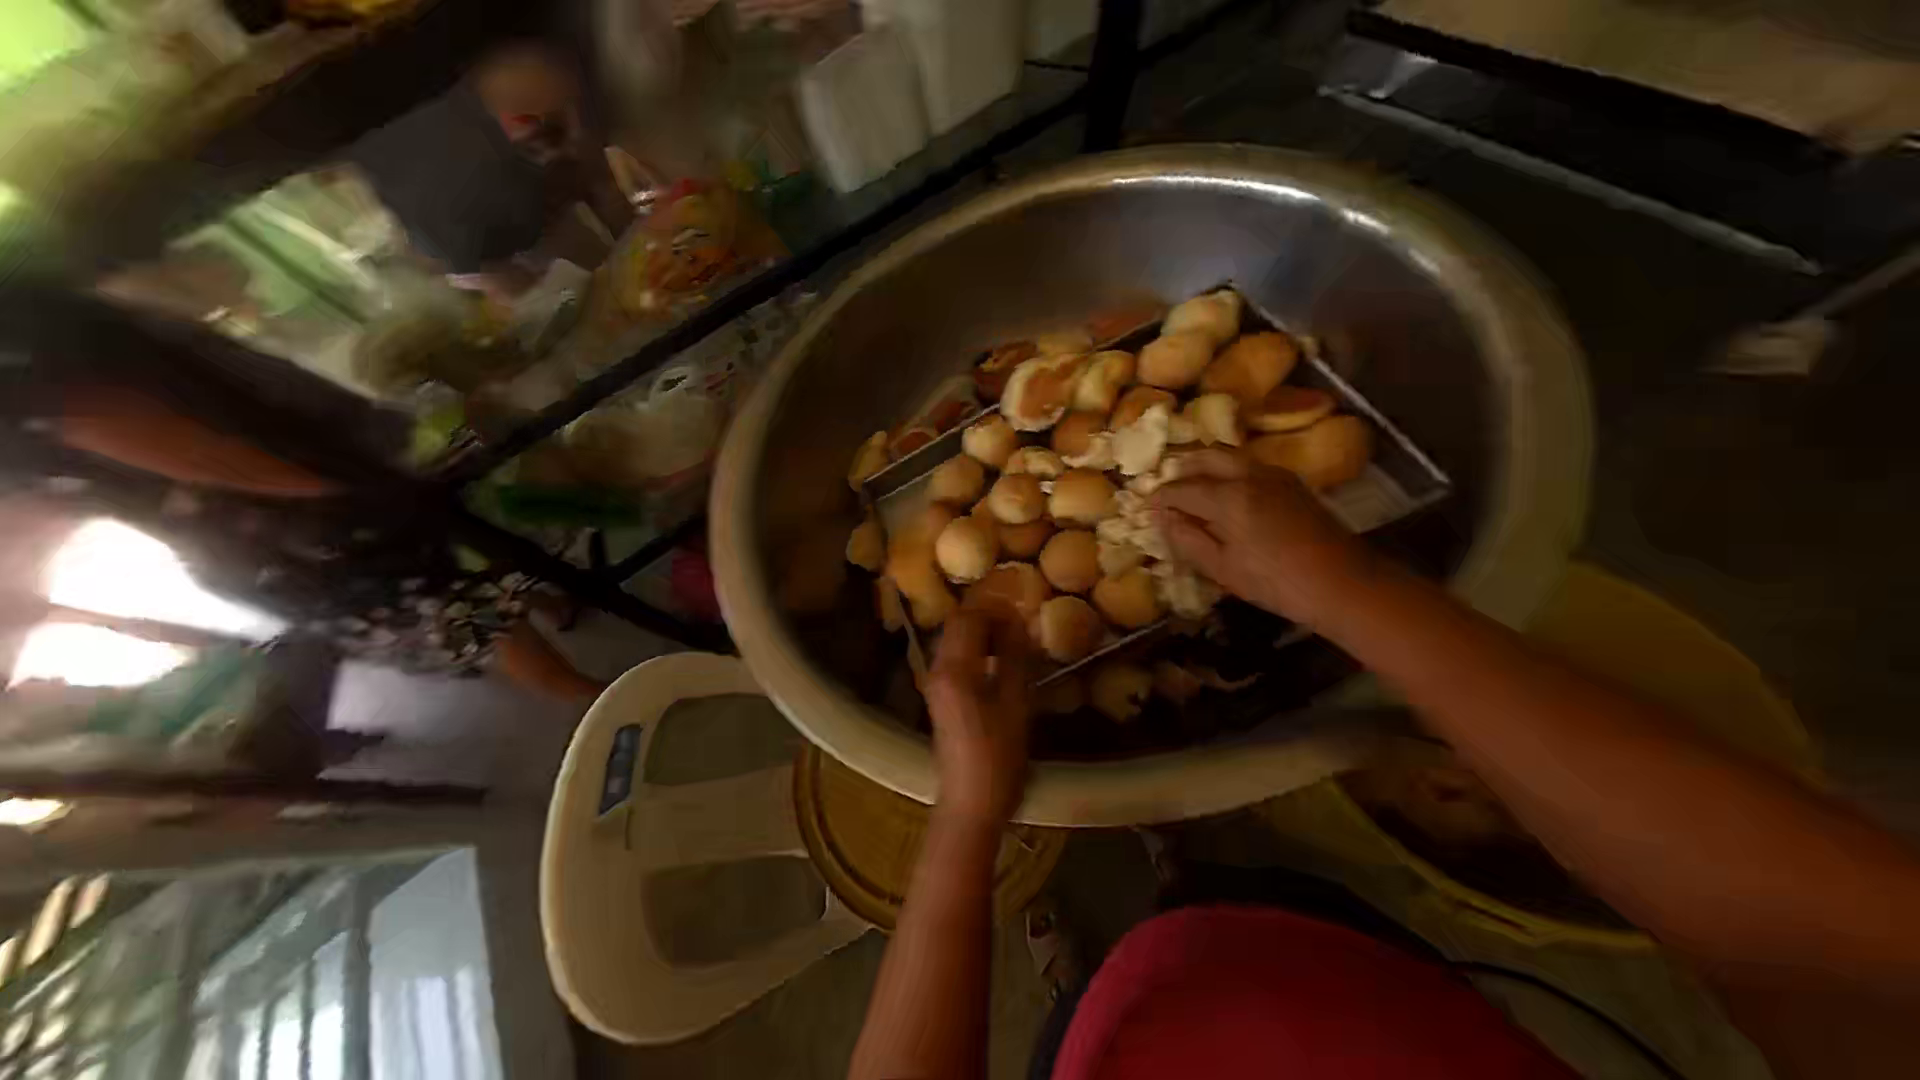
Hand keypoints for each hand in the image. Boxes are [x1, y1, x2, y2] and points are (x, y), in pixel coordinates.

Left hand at [925, 610, 1032, 824]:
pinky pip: (955, 661)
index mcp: (954, 669)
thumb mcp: (1015, 705)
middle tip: (1021, 622)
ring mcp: (935, 685)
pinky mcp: (940, 699)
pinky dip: (975, 653)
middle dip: (987, 618)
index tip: (1021, 609)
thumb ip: (1014, 659)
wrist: (969, 804)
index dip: (994, 609)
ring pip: (955, 643)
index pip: (967, 619)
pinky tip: (1000, 664)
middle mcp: (937, 671)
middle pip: (957, 627)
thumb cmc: (998, 757)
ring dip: (981, 635)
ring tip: (1015, 641)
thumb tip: (1018, 622)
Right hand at [1151, 449, 1372, 624]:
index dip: (1159, 498)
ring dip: (1204, 467)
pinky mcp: (1291, 482)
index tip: (1146, 509)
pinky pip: (1248, 466)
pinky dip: (1227, 472)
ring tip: (1192, 490)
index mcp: (1227, 497)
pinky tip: (1226, 495)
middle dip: (1180, 470)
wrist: (1343, 583)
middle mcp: (1248, 475)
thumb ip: (1187, 539)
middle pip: (1205, 457)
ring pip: (1228, 457)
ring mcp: (1273, 474)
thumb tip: (1163, 518)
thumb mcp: (1222, 568)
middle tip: (1167, 491)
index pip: (1180, 488)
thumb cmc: (1276, 583)